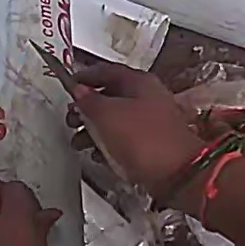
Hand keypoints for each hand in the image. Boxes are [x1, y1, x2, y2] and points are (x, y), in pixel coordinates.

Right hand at [68, 62, 206, 197]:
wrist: (177, 174)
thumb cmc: (142, 139)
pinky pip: (123, 138)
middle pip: (109, 96)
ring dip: (93, 129)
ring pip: (114, 119)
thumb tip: (78, 91)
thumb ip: (88, 101)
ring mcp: (151, 121)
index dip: (84, 76)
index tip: (67, 84)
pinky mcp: (151, 144)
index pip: (106, 71)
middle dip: (86, 108)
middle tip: (71, 118)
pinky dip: (107, 144)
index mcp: (139, 82)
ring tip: (79, 142)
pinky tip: (97, 155)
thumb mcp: (107, 115)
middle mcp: (147, 97)